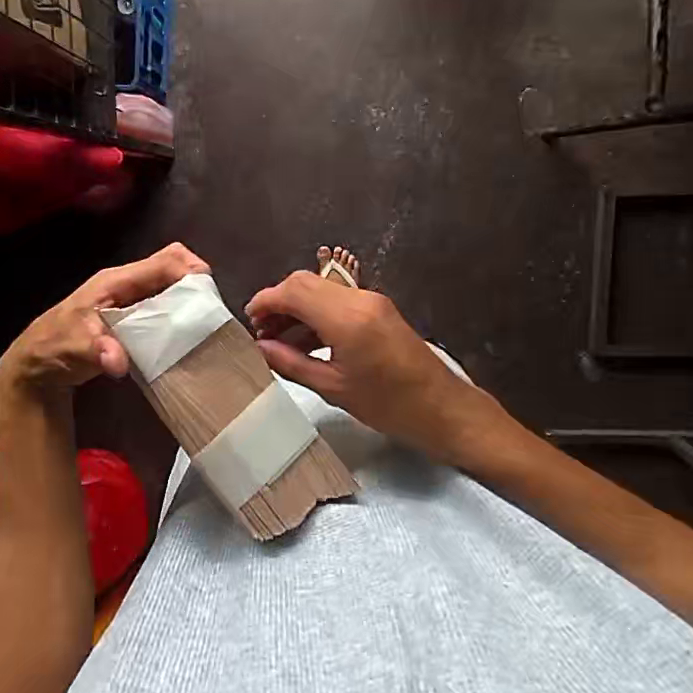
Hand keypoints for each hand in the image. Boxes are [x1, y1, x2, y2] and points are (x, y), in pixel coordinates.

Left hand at [0, 243, 210, 397]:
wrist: (37, 365)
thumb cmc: (53, 346)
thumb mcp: (74, 348)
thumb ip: (97, 351)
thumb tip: (118, 362)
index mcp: (115, 281)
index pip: (162, 261)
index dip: (189, 269)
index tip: (208, 293)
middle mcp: (126, 284)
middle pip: (170, 266)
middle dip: (194, 281)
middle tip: (210, 309)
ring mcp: (130, 300)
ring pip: (169, 286)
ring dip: (188, 298)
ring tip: (204, 322)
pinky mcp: (133, 317)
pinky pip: (163, 305)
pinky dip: (178, 313)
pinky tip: (186, 334)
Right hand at [245, 271, 499, 458]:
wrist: (444, 409)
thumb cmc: (390, 406)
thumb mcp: (333, 388)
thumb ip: (291, 363)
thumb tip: (259, 349)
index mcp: (347, 318)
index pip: (293, 290)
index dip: (264, 301)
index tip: (248, 321)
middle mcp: (359, 299)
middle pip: (305, 282)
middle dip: (278, 303)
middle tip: (261, 333)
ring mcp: (372, 301)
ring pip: (320, 290)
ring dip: (296, 309)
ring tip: (277, 342)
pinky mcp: (379, 310)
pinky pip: (337, 302)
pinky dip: (316, 315)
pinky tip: (304, 343)